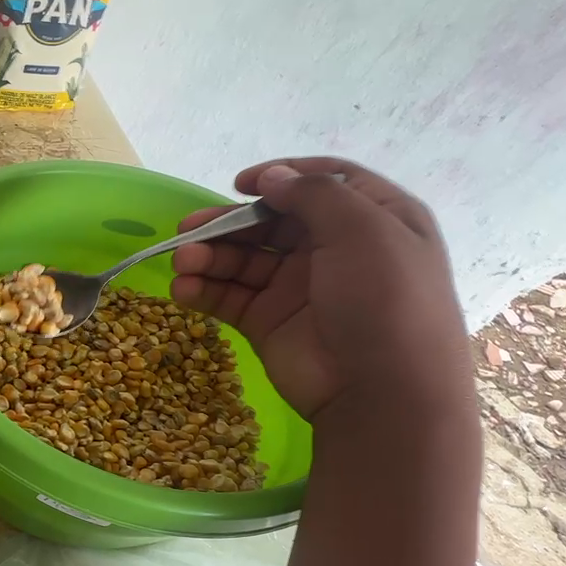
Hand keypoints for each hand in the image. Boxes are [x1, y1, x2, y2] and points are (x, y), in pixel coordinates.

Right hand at [169, 158, 474, 425]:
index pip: (322, 183)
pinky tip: (183, 289)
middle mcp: (332, 248)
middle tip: (187, 229)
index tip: (241, 183)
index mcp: (371, 219)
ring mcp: (297, 287)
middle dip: (228, 223)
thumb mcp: (362, 231)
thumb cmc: (383, 299)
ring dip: (208, 257)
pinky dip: (202, 290)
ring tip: (182, 263)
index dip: (282, 176)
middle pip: (269, 222)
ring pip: (242, 260)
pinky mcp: (267, 321)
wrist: (380, 388)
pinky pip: (227, 297)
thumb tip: (271, 178)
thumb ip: (314, 196)